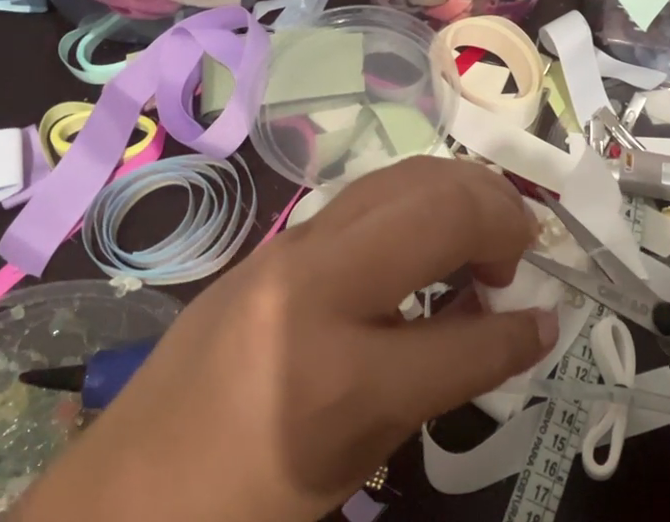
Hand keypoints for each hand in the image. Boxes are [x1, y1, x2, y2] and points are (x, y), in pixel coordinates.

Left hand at [14, 156, 558, 521]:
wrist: (124, 495)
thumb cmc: (246, 501)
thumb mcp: (358, 457)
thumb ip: (443, 379)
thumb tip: (517, 324)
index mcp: (337, 378)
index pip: (467, 339)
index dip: (521, 332)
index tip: (545, 320)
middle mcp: (313, 290)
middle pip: (440, 208)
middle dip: (500, 219)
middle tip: (516, 257)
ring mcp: (288, 252)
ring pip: (405, 178)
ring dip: (461, 195)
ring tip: (480, 239)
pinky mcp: (273, 243)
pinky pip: (369, 196)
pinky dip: (418, 202)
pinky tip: (424, 242)